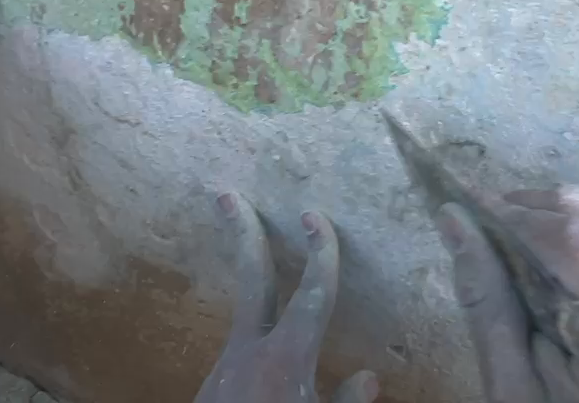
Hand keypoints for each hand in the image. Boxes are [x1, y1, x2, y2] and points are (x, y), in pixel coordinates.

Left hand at [195, 192, 379, 402]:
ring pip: (244, 314)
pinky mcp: (210, 389)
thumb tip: (368, 378)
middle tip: (227, 196)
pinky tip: (263, 342)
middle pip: (251, 280)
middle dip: (244, 234)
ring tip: (252, 254)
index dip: (320, 255)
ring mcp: (224, 367)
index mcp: (284, 359)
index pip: (311, 296)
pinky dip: (254, 333)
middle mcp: (249, 352)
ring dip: (251, 283)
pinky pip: (240, 349)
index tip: (315, 217)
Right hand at [438, 186, 578, 401]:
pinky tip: (548, 272)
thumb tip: (454, 219)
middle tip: (481, 226)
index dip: (512, 213)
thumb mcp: (513, 389)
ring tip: (509, 245)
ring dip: (548, 224)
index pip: (569, 241)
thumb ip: (487, 303)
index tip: (461, 200)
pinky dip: (576, 246)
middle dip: (526, 211)